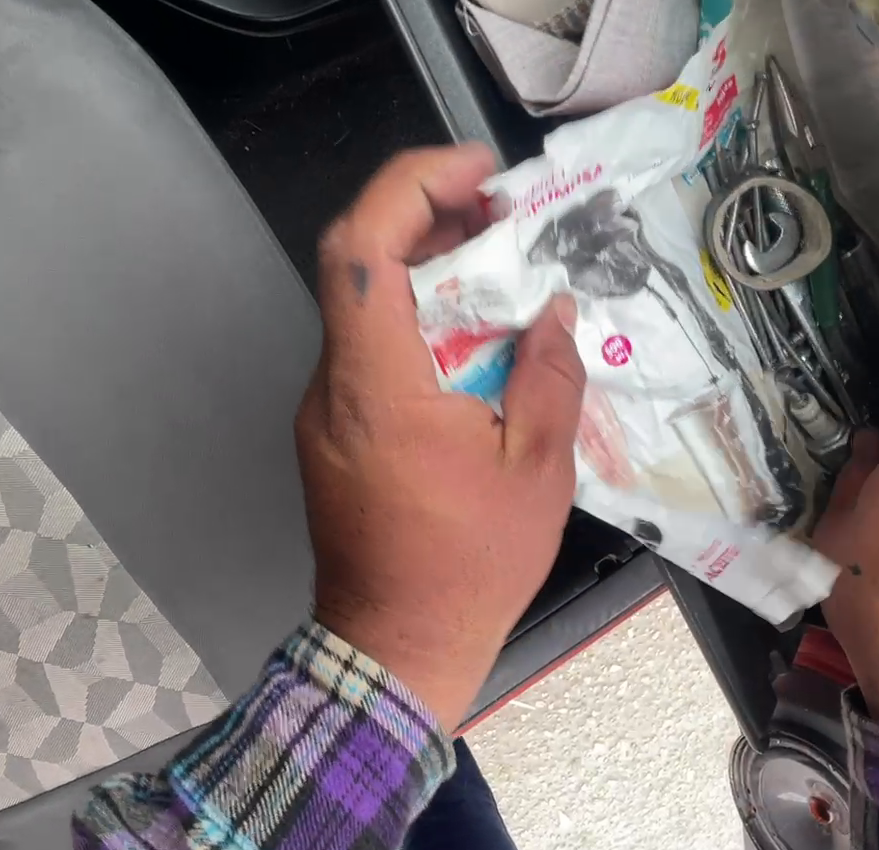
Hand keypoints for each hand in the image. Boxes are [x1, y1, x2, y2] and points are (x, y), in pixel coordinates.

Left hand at [297, 145, 587, 730]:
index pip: (360, 249)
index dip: (412, 187)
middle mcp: (333, 390)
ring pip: (366, 313)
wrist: (395, 646)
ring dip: (429, 281)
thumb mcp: (536, 472)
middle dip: (432, 225)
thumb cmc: (469, 569)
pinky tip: (469, 350)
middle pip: (362, 269)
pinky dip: (417, 332)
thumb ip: (548, 378)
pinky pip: (369, 359)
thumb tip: (554, 312)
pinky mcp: (332, 437)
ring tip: (500, 283)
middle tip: (503, 225)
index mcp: (378, 389)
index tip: (477, 175)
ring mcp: (324, 414)